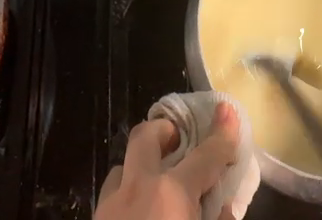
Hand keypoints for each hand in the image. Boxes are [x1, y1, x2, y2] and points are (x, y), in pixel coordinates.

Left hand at [94, 104, 242, 219]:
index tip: (228, 112)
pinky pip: (111, 197)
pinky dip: (127, 196)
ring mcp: (109, 206)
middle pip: (146, 136)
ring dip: (142, 167)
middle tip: (181, 141)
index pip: (206, 156)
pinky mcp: (93, 219)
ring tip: (158, 185)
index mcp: (172, 195)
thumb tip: (225, 207)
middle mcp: (137, 190)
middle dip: (164, 130)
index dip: (222, 133)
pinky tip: (139, 212)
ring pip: (122, 167)